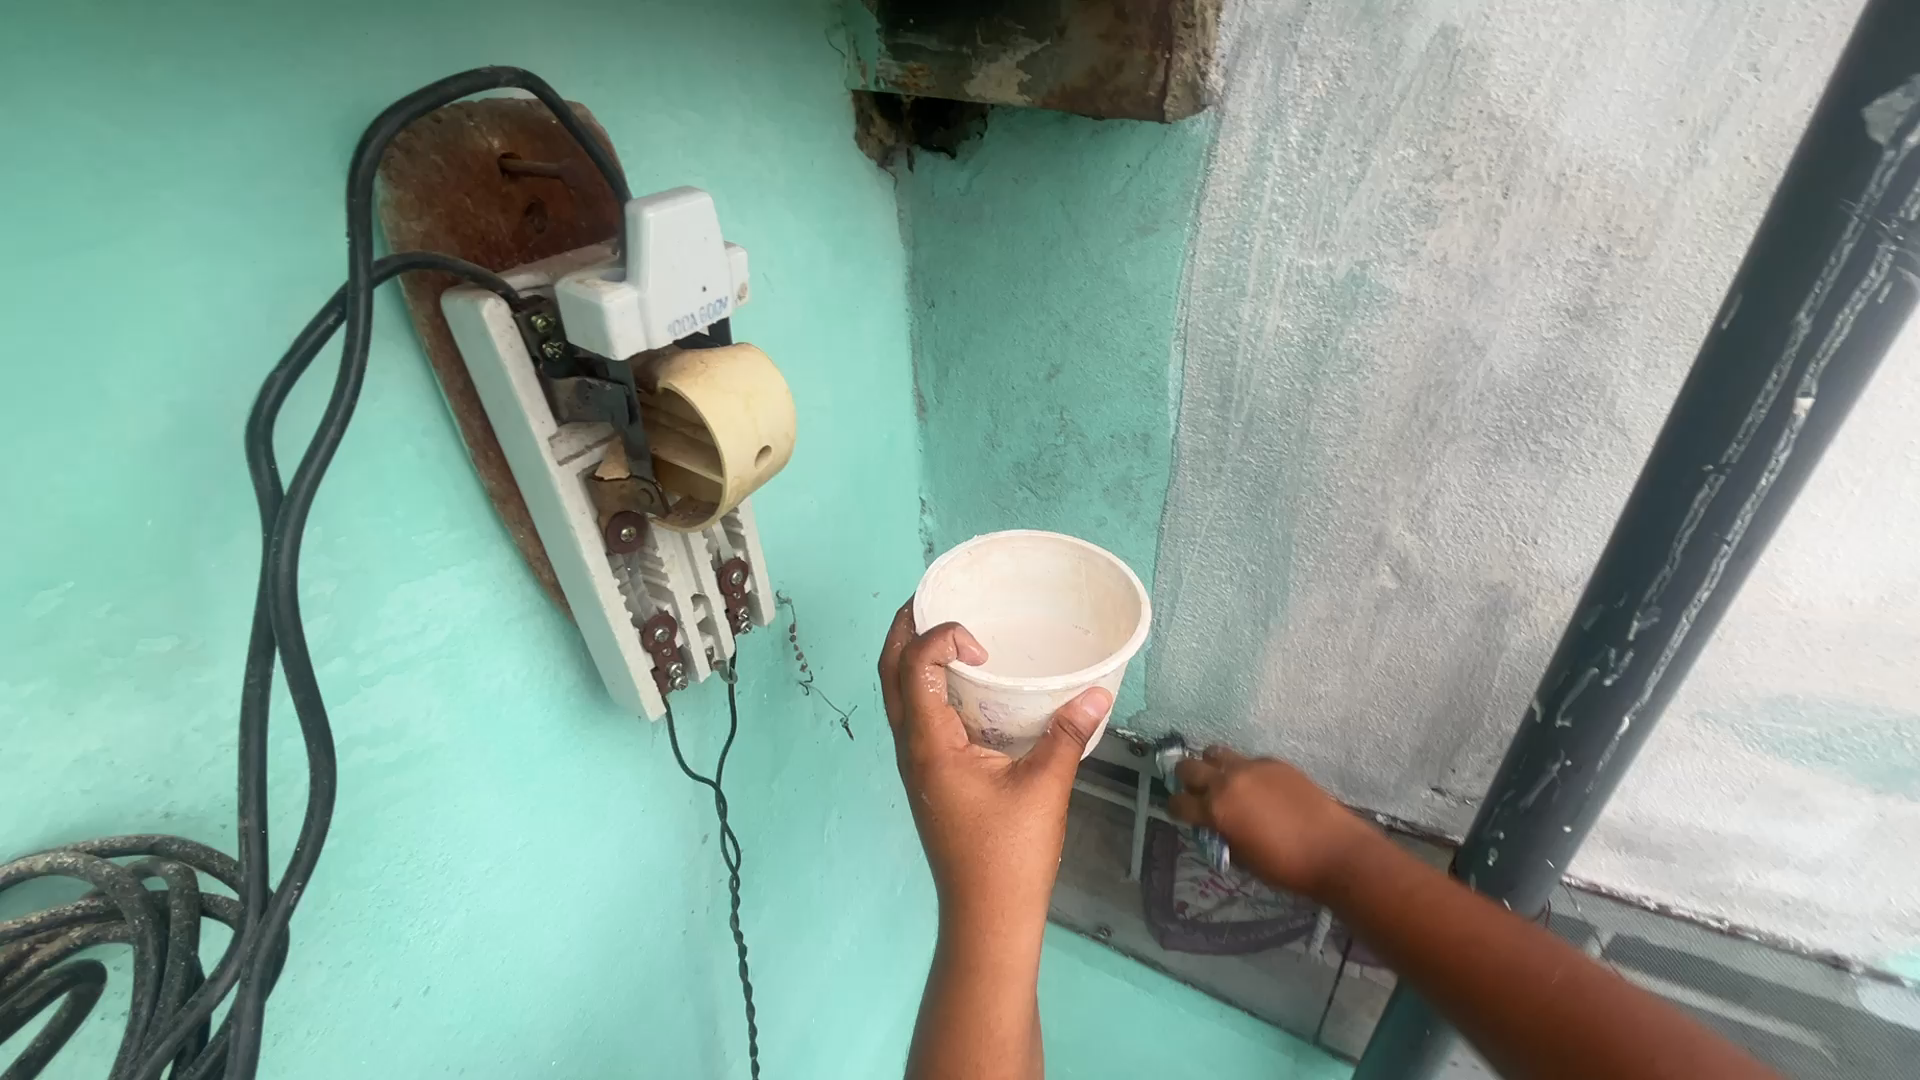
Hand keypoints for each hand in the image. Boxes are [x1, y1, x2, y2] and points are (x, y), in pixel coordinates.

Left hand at [879, 601, 1113, 927]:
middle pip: (889, 672)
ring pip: (896, 694)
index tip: (981, 645)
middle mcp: (910, 747)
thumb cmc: (1009, 855)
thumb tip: (1098, 694)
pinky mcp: (927, 775)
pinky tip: (961, 685)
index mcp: (929, 744)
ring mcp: (914, 763)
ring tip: (941, 629)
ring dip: (908, 655)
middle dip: (903, 629)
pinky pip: (914, 714)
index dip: (940, 638)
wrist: (985, 917)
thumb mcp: (1044, 788)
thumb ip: (1068, 736)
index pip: (914, 666)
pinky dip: (924, 684)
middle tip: (933, 598)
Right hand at [1166, 747, 1364, 898]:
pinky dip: (1244, 771)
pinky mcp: (1274, 762)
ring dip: (1212, 766)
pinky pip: (1247, 760)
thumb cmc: (1286, 867)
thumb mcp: (1243, 859)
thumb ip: (1221, 836)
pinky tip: (1260, 789)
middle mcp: (1227, 781)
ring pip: (1215, 753)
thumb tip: (1214, 826)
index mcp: (1216, 809)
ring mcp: (1251, 767)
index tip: (1180, 814)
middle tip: (1197, 793)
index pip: (1178, 802)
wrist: (1335, 851)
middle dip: (1186, 779)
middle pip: (1187, 766)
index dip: (1175, 809)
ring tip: (1225, 782)